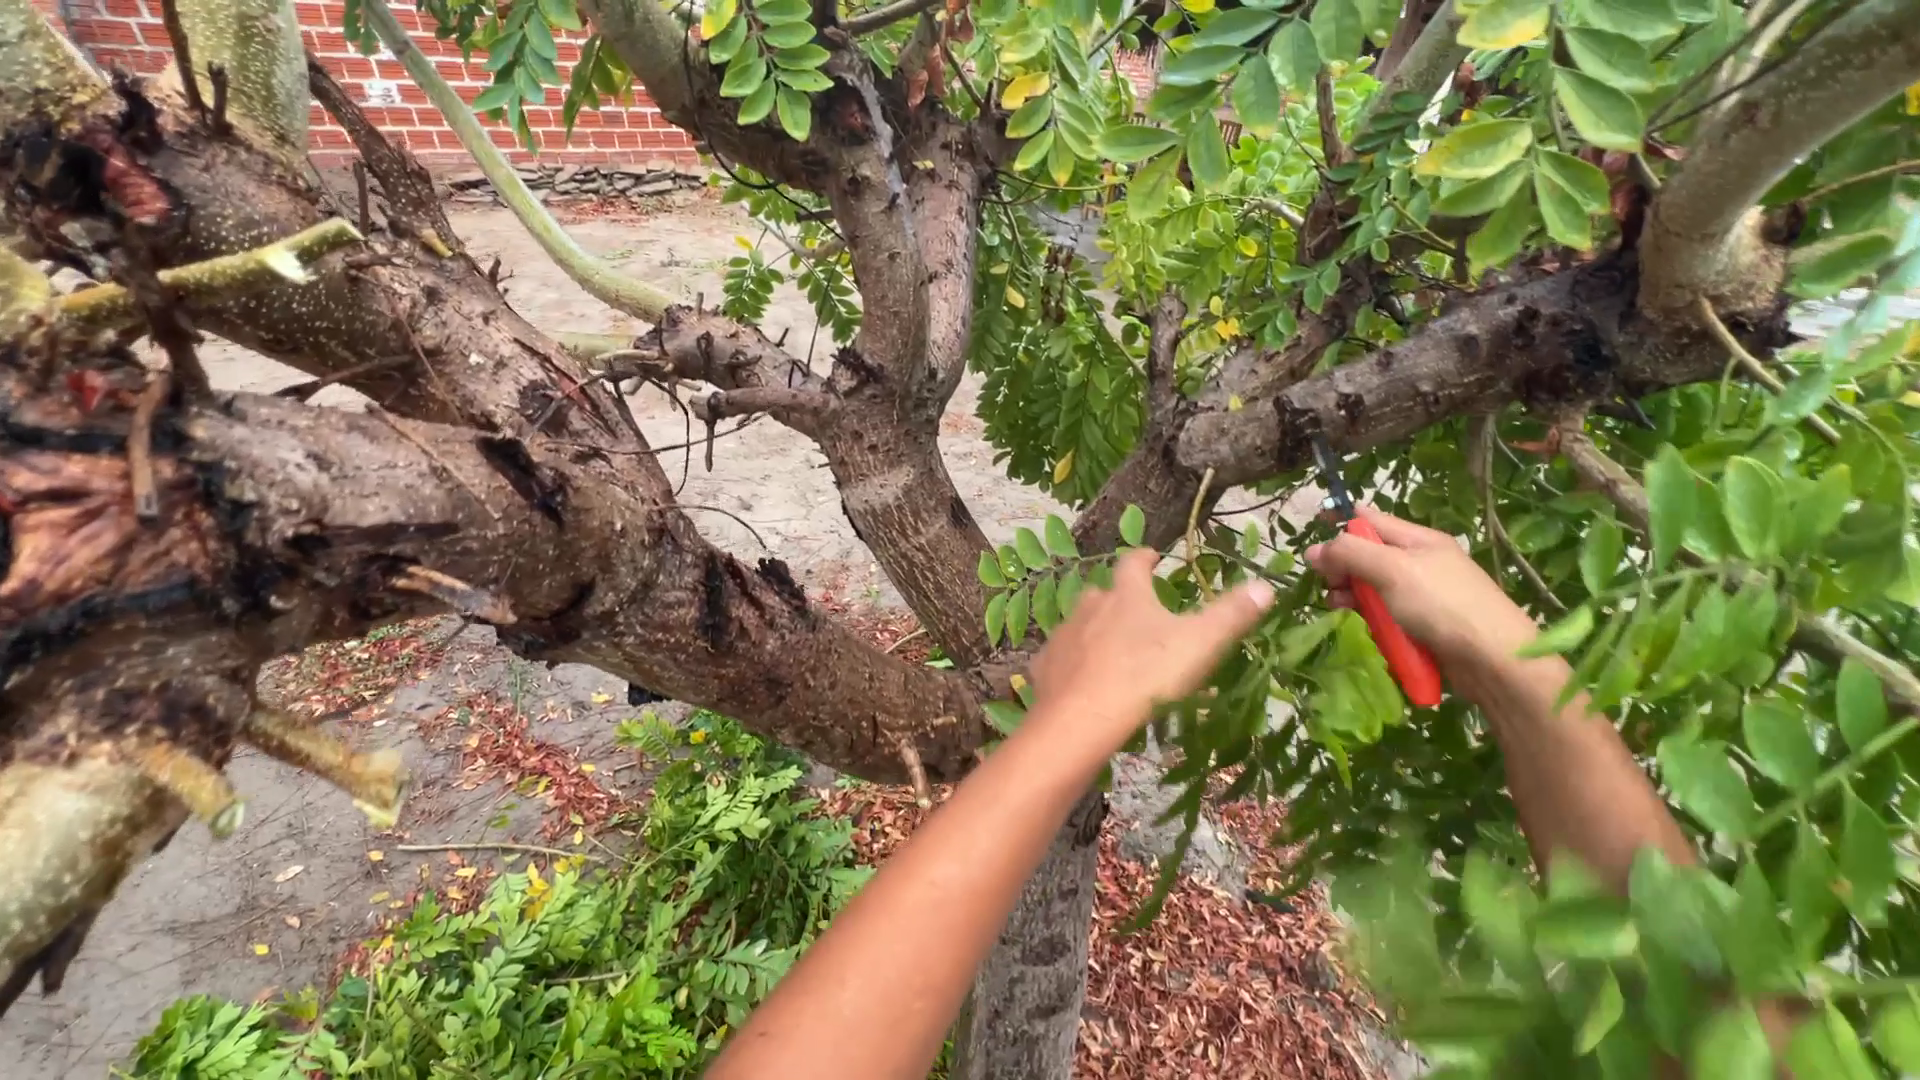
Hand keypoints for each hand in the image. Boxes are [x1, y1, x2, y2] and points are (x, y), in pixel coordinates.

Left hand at [1028, 549, 1273, 748]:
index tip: (1154, 557)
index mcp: (1126, 595)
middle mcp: (1089, 606)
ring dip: (1094, 631)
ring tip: (1111, 649)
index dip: (1145, 558)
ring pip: (1079, 625)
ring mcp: (1063, 636)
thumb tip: (1265, 585)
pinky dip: (1070, 664)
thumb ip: (1231, 615)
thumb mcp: (1200, 644)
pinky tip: (1079, 679)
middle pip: (1103, 593)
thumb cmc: (1147, 675)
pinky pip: (1058, 659)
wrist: (1083, 718)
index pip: (1134, 563)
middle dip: (1118, 598)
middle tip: (1136, 611)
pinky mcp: (1044, 667)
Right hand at [1304, 507, 1536, 667]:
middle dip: (1341, 567)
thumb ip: (1350, 554)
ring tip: (1341, 608)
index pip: (1369, 520)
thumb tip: (1313, 549)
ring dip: (1351, 595)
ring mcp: (1420, 594)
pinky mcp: (1420, 622)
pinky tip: (1364, 626)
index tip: (1313, 547)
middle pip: (1366, 555)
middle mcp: (1419, 562)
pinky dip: (1369, 617)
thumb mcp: (1392, 570)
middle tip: (1332, 585)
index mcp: (1418, 540)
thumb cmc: (1443, 605)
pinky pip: (1384, 612)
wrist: (1493, 660)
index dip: (1339, 527)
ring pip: (1371, 586)